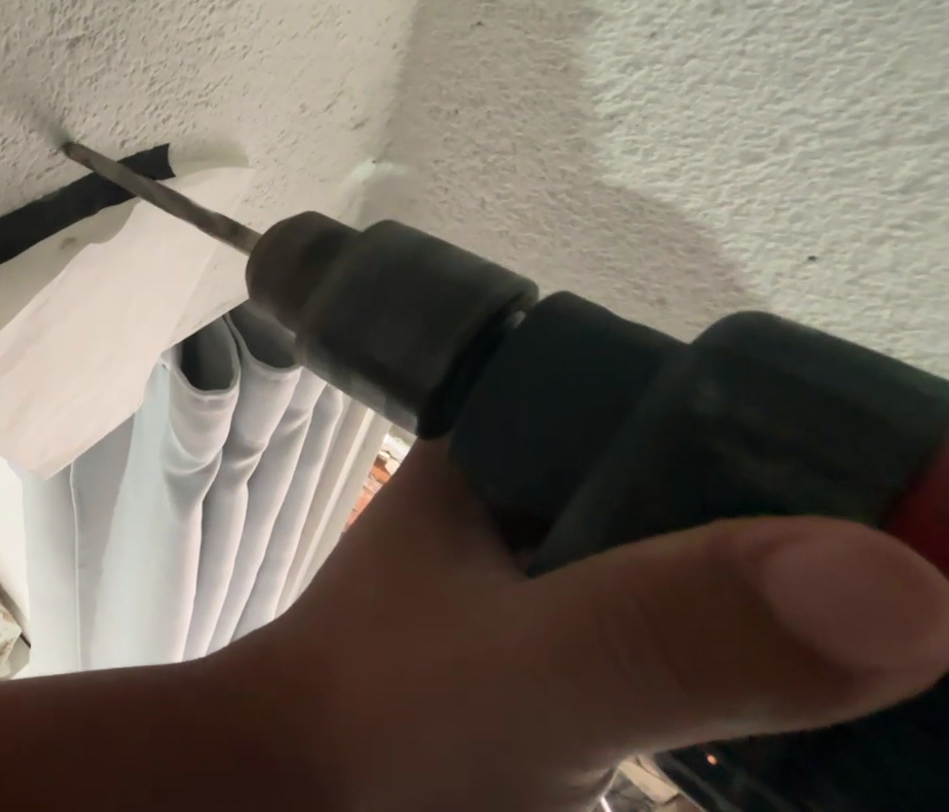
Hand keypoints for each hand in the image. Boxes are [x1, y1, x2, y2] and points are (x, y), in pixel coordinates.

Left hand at [221, 440, 948, 810]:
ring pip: (716, 580)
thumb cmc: (380, 717)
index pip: (680, 412)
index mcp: (505, 455)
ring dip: (806, 624)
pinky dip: (772, 681)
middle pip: (717, 501)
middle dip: (835, 555)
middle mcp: (534, 504)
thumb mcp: (528, 669)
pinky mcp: (575, 659)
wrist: (301, 790)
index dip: (814, 449)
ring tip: (922, 662)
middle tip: (936, 620)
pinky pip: (699, 652)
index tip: (939, 510)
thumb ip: (672, 628)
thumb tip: (907, 582)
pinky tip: (849, 720)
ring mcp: (556, 582)